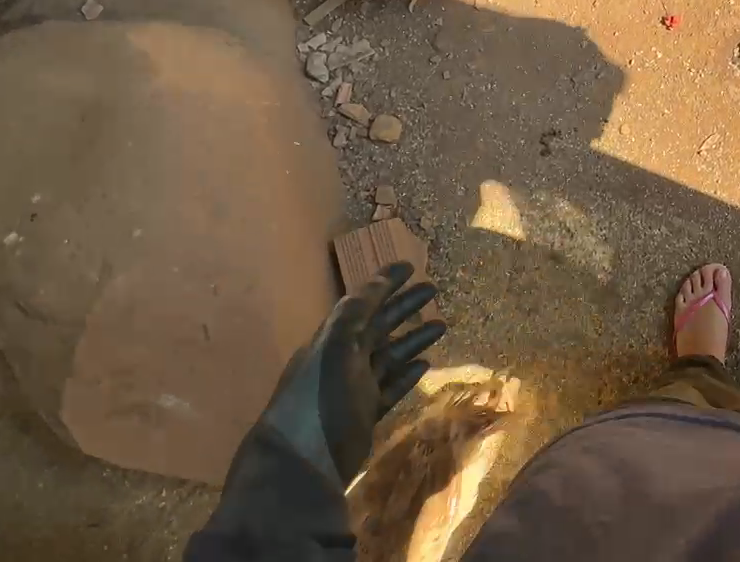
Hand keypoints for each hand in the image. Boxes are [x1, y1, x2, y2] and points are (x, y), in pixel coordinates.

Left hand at [256, 261, 445, 485]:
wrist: (297, 472)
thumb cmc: (317, 404)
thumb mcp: (334, 349)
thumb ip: (354, 314)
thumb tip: (379, 280)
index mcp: (330, 342)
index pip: (362, 304)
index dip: (384, 284)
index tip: (410, 266)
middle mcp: (341, 361)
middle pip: (378, 326)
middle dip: (404, 306)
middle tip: (434, 289)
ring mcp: (353, 390)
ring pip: (389, 356)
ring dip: (413, 338)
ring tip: (442, 325)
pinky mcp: (363, 416)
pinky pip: (390, 387)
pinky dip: (407, 374)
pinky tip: (425, 365)